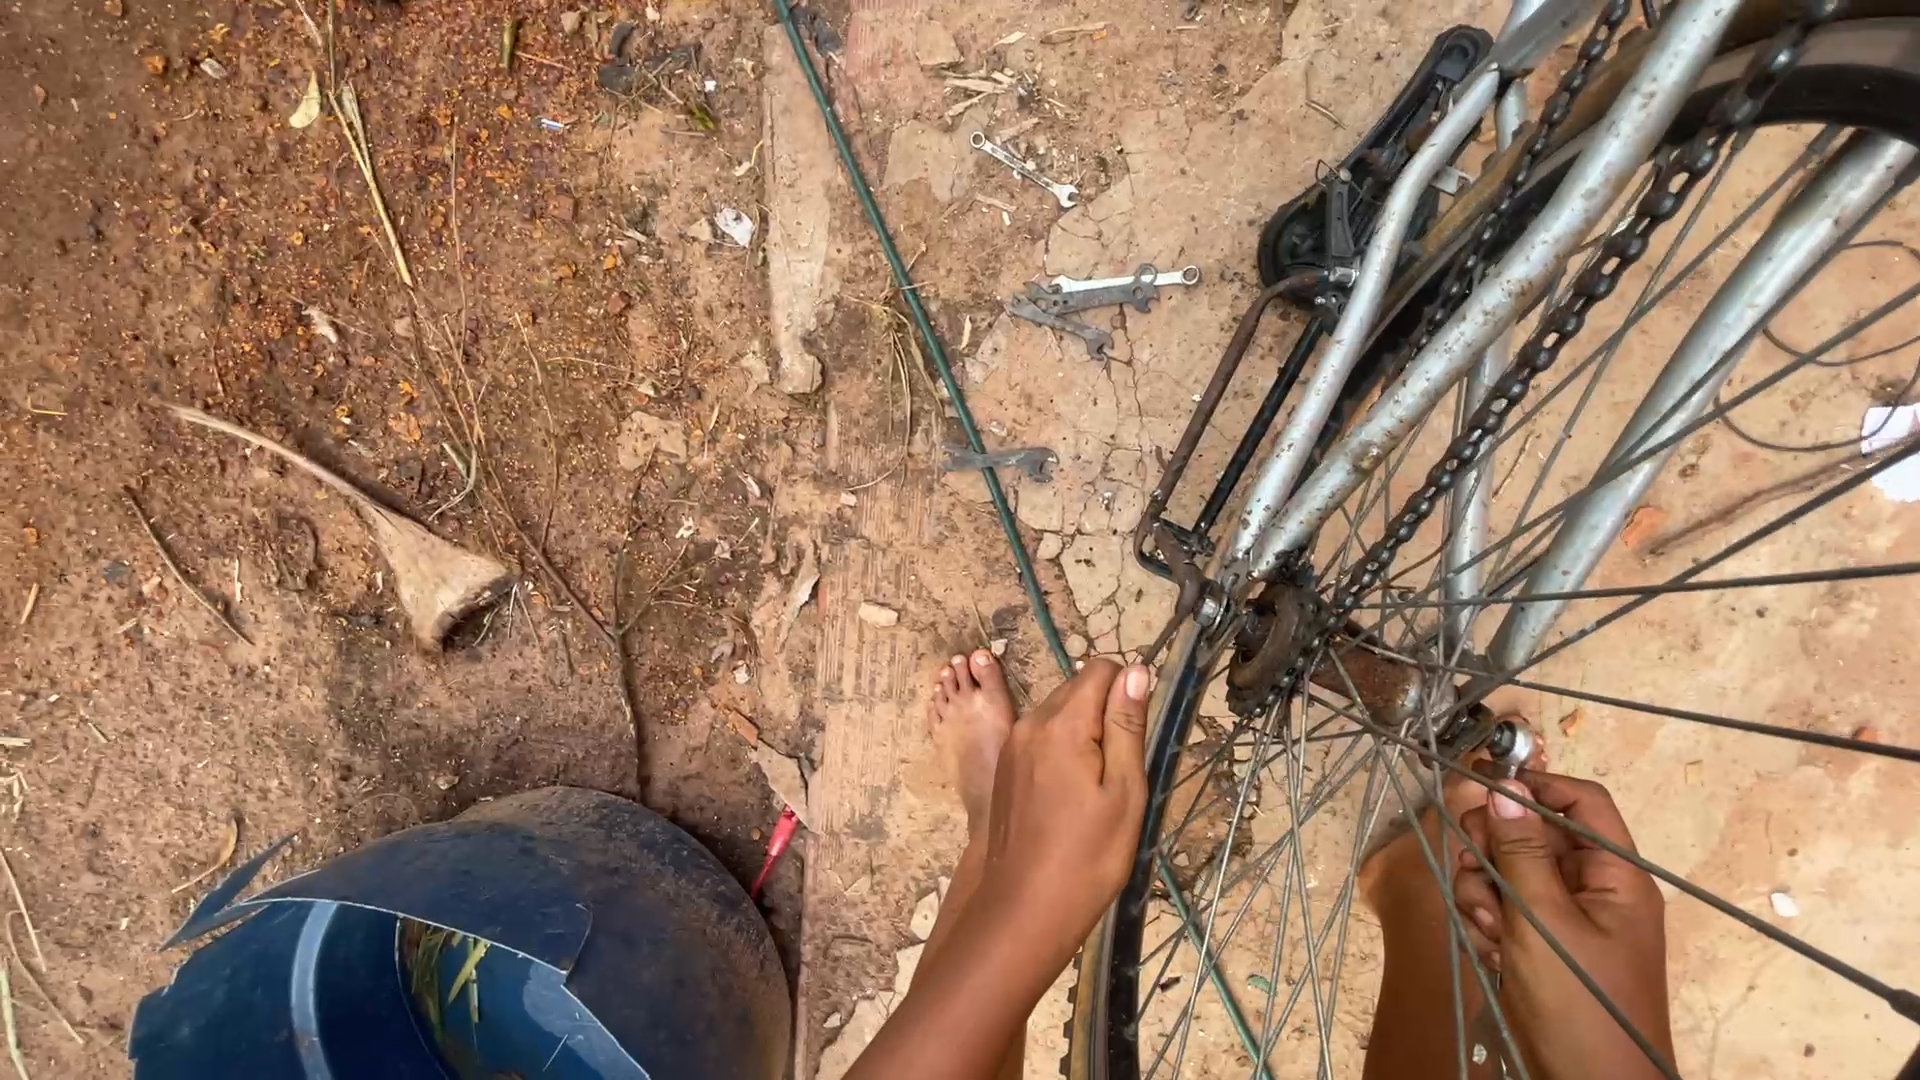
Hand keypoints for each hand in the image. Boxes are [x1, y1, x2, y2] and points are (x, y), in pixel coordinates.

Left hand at [972, 658, 1150, 964]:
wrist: (1023, 909)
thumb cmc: (1087, 857)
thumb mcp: (1124, 792)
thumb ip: (1127, 725)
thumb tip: (1135, 670)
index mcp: (1062, 724)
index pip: (1099, 669)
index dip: (1127, 688)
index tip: (1138, 732)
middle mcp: (1030, 722)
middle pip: (1077, 687)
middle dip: (1105, 711)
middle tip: (1121, 768)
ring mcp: (1012, 744)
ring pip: (1058, 711)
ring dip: (1083, 730)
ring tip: (1098, 786)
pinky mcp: (1005, 765)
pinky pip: (1040, 735)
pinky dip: (1061, 747)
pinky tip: (1071, 793)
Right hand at [1453, 770, 1673, 1079]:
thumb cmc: (1579, 1003)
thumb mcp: (1544, 920)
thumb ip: (1521, 850)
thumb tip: (1504, 785)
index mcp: (1613, 877)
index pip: (1580, 802)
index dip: (1535, 786)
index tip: (1482, 788)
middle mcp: (1588, 886)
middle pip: (1528, 829)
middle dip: (1491, 846)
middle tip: (1472, 866)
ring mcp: (1559, 912)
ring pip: (1502, 864)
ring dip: (1481, 886)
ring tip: (1488, 925)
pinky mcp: (1533, 935)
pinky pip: (1495, 899)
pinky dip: (1482, 914)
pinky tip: (1489, 944)